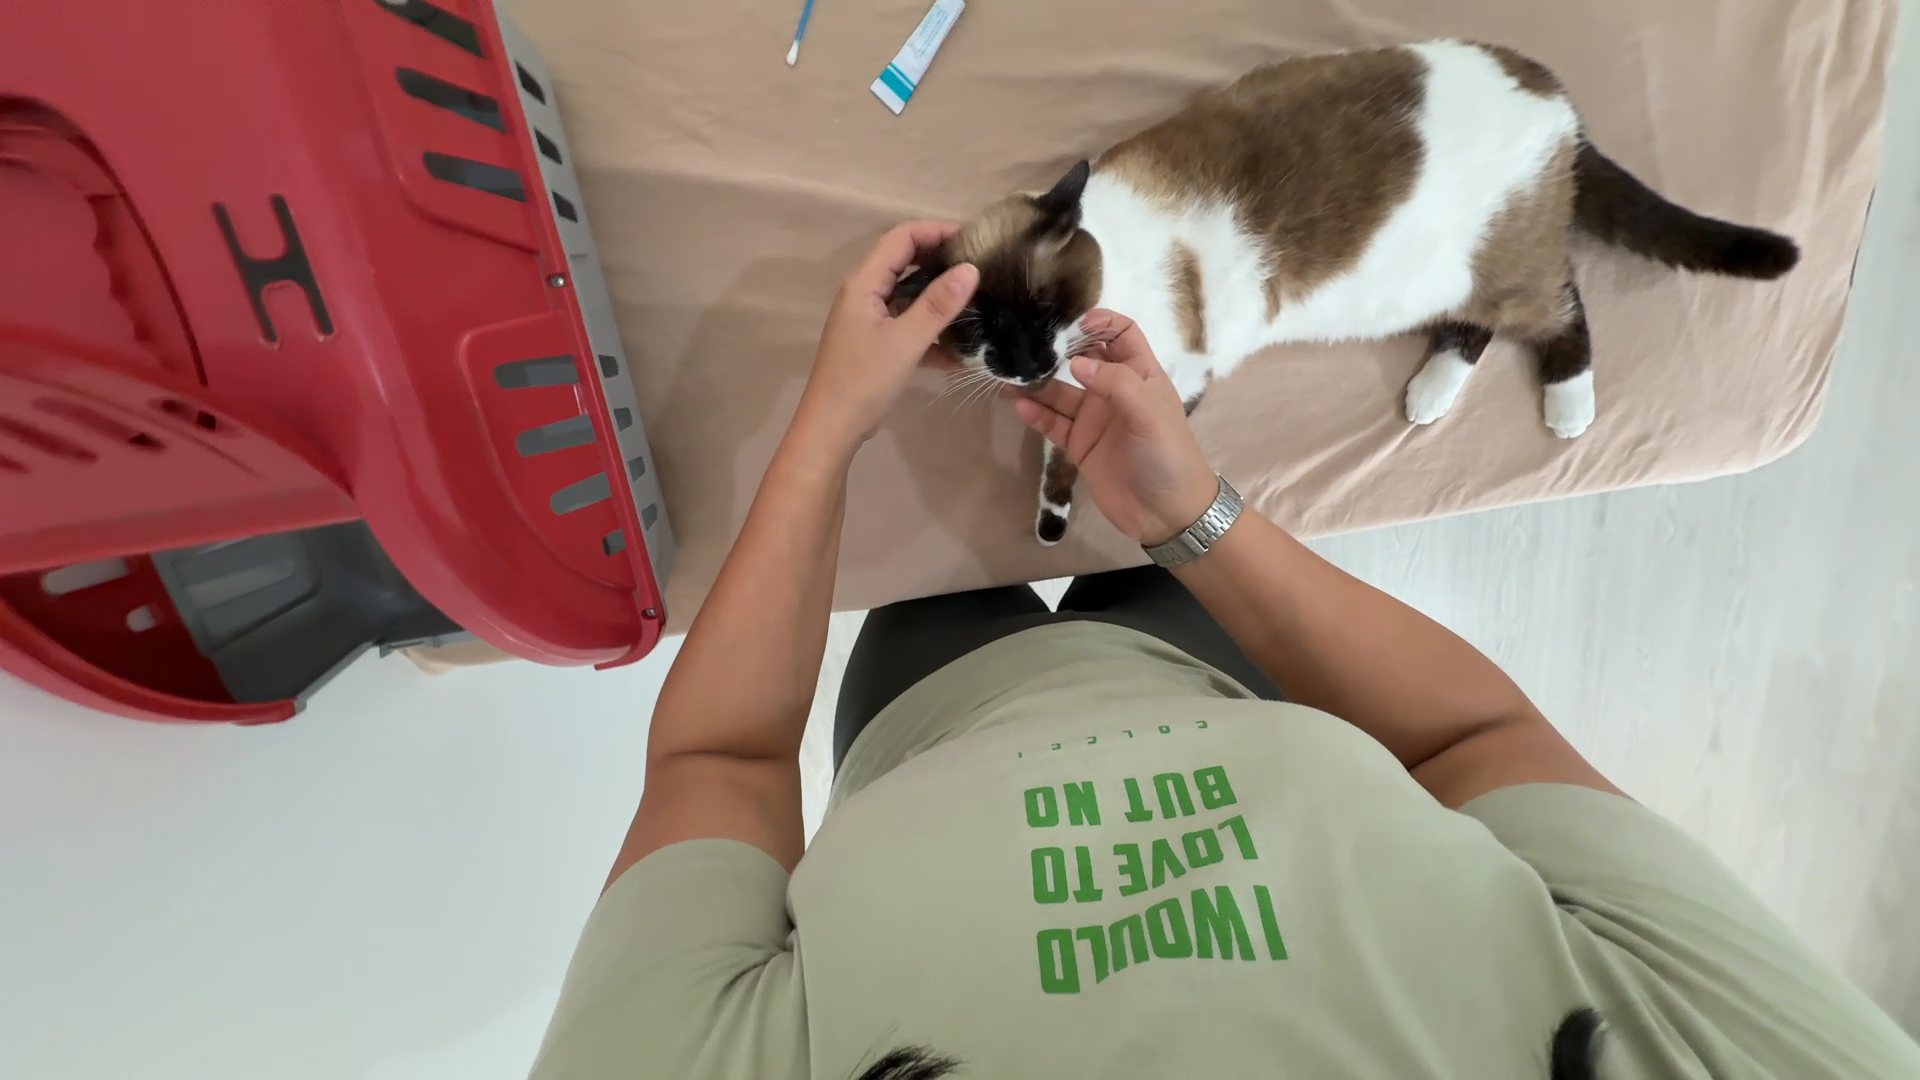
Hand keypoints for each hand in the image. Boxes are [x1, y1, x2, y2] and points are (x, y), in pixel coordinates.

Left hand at [791, 221, 978, 457]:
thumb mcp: (905, 342)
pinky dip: (932, 335)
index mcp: (864, 284)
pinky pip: (909, 329)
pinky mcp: (877, 346)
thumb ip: (938, 305)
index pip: (902, 237)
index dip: (936, 231)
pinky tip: (961, 354)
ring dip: (940, 301)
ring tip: (978, 305)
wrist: (832, 428)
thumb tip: (971, 269)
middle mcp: (865, 295)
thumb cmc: (863, 381)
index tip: (974, 241)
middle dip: (942, 262)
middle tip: (980, 270)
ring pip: (910, 298)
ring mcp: (870, 321)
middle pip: (906, 263)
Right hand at [1011, 311, 1218, 544]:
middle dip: (1058, 352)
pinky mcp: (1079, 445)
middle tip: (1030, 347)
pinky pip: (1053, 423)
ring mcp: (1094, 419)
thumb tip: (1075, 363)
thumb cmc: (1168, 456)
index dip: (1100, 323)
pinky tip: (1019, 405)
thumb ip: (1115, 383)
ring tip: (1012, 377)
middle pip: (1083, 361)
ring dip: (1038, 384)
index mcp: (1141, 376)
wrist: (1167, 514)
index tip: (1074, 325)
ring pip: (1060, 393)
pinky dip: (1036, 414)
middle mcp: (1115, 392)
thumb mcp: (1149, 413)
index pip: (1121, 335)